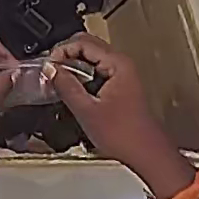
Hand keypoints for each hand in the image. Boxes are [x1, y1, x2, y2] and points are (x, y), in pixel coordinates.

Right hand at [49, 32, 196, 192]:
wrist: (148, 155)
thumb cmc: (126, 136)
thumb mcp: (86, 110)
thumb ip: (65, 85)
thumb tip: (50, 68)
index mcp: (117, 64)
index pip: (82, 42)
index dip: (61, 51)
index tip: (50, 66)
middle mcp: (122, 64)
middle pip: (86, 45)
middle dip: (66, 56)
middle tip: (52, 72)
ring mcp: (122, 73)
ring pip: (90, 57)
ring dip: (73, 67)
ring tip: (60, 83)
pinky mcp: (119, 84)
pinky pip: (95, 69)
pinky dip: (82, 75)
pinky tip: (74, 91)